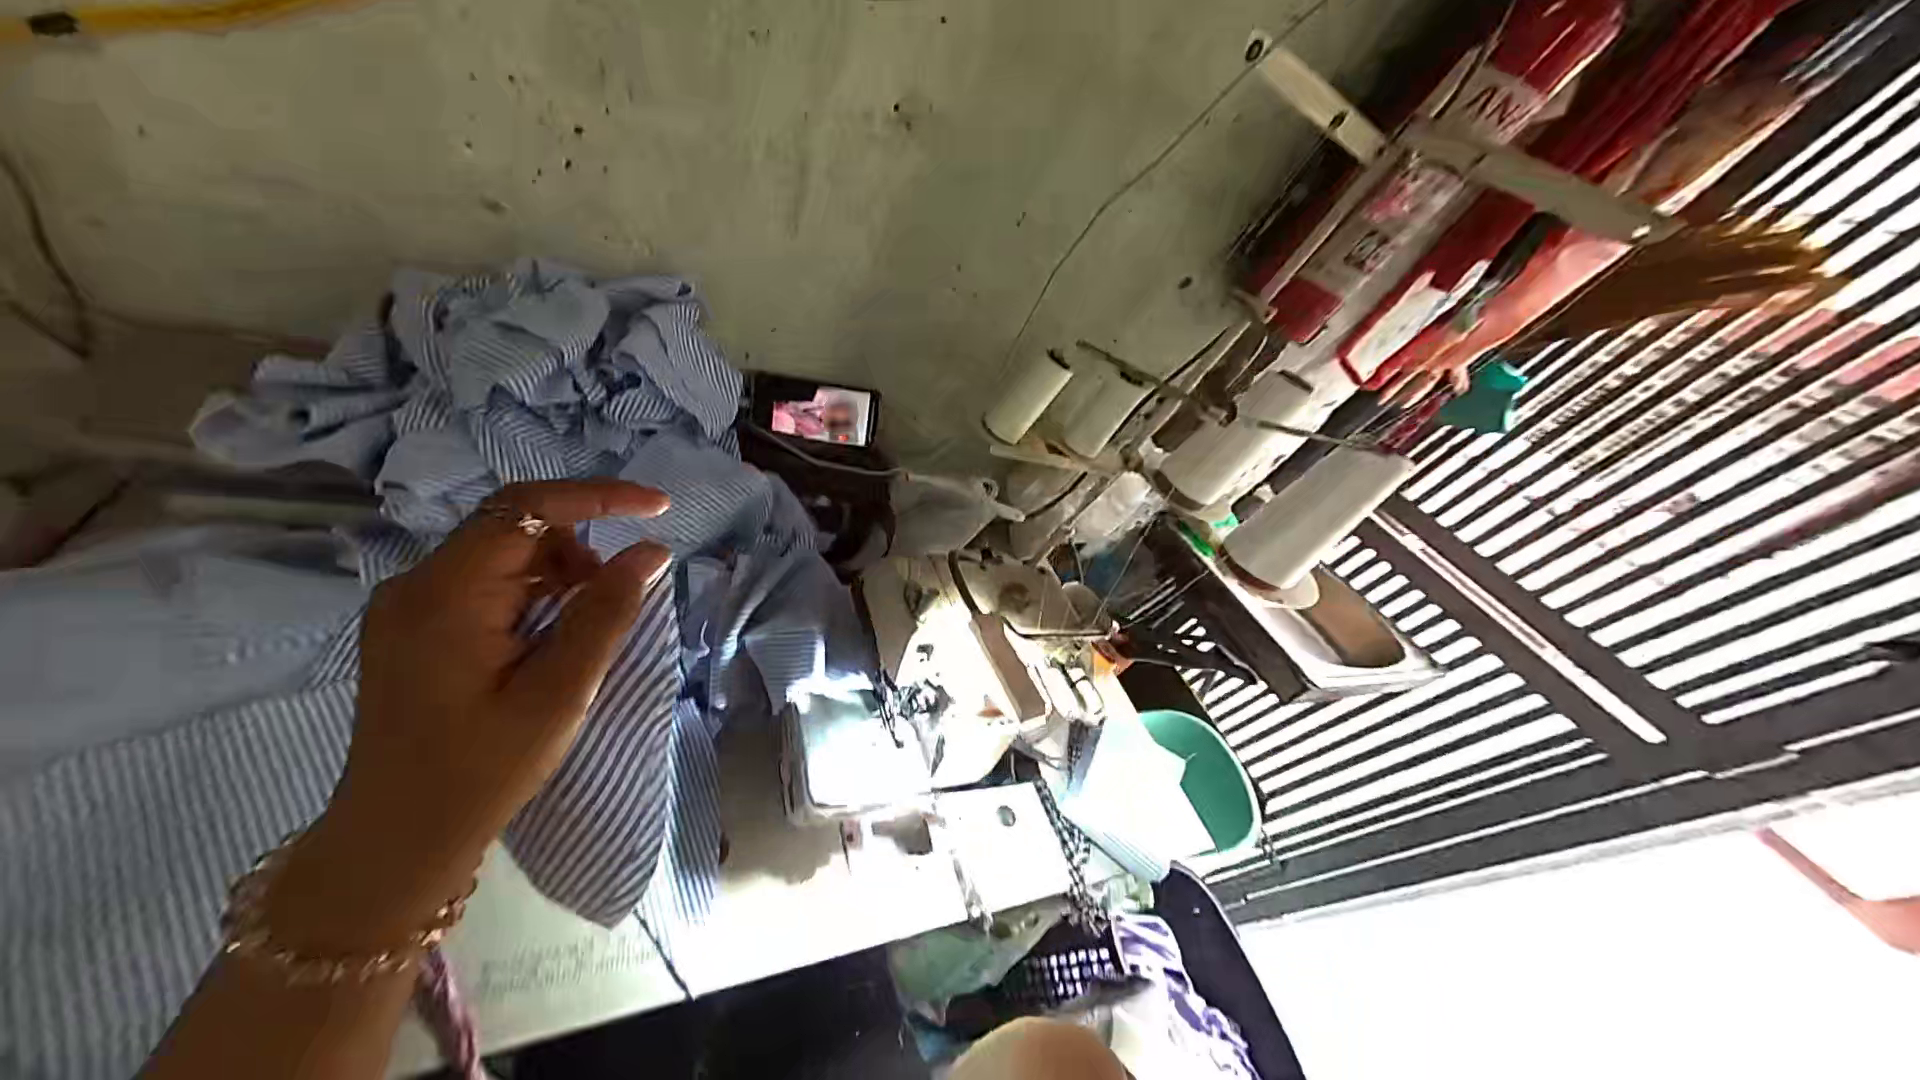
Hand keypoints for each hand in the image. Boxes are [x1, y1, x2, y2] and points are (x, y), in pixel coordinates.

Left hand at [269, 480, 671, 950]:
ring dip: (561, 570)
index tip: (659, 508)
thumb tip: (652, 551)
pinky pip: (488, 582)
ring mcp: (412, 604)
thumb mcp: (561, 692)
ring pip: (504, 551)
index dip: (599, 496)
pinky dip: (535, 591)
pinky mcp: (418, 625)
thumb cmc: (484, 769)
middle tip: (620, 592)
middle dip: (582, 544)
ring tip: (587, 625)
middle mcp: (418, 584)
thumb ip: (607, 613)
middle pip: (514, 524)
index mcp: (447, 594)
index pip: (526, 506)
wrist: (397, 837)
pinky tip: (553, 634)